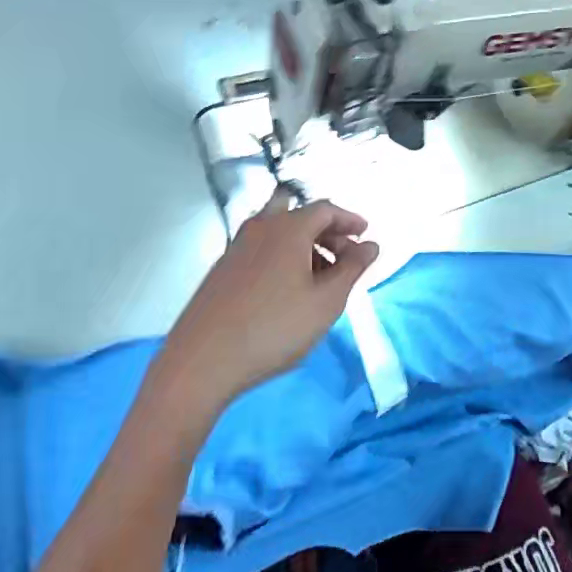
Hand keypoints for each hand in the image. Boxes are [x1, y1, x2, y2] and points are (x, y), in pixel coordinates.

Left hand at [156, 193, 378, 408]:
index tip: (365, 234)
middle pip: (298, 213)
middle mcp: (260, 227)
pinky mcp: (221, 269)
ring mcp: (236, 247)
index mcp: (287, 228)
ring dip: (303, 244)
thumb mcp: (326, 302)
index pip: (325, 208)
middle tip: (344, 256)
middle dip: (326, 230)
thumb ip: (352, 269)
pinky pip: (261, 248)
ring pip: (277, 231)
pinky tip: (288, 290)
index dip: (349, 219)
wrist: (201, 362)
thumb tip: (370, 244)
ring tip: (319, 278)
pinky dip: (282, 256)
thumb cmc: (274, 328)